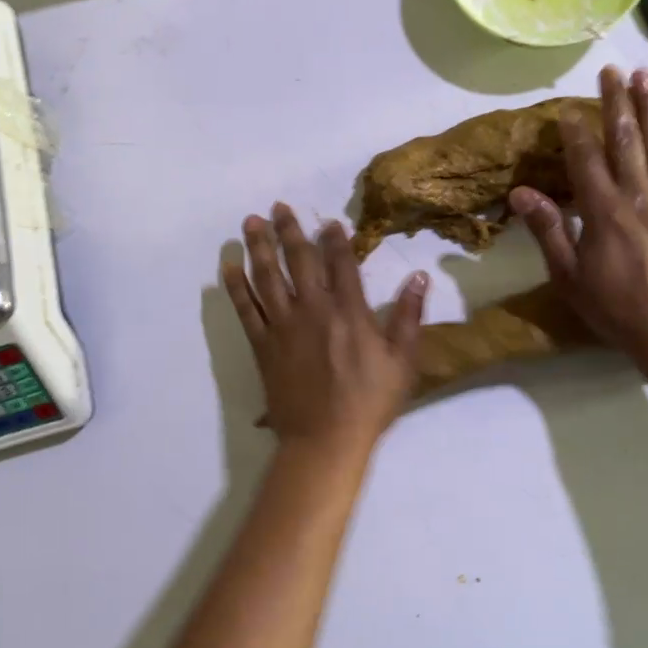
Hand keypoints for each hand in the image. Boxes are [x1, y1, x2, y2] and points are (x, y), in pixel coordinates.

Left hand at [224, 203, 429, 455]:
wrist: (325, 440)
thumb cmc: (369, 402)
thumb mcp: (403, 361)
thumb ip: (408, 316)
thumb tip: (418, 277)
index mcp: (349, 311)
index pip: (341, 263)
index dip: (334, 238)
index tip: (328, 221)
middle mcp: (313, 309)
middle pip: (299, 260)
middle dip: (289, 230)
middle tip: (278, 207)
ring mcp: (283, 326)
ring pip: (267, 276)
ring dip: (259, 247)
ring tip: (250, 222)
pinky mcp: (262, 345)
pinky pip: (246, 309)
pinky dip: (236, 286)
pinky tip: (228, 267)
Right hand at [508, 67, 647, 369]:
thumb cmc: (613, 307)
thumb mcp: (568, 275)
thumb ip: (548, 230)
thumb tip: (521, 192)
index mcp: (602, 210)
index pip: (585, 159)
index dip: (575, 132)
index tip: (567, 110)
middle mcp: (637, 195)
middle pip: (624, 139)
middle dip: (616, 103)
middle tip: (611, 70)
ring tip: (646, 76)